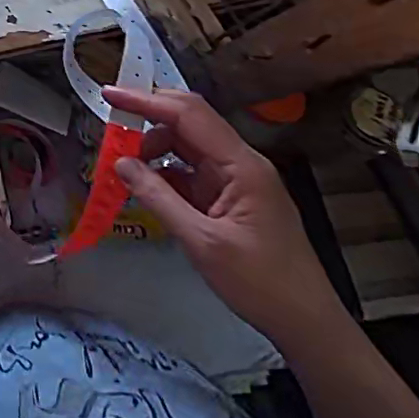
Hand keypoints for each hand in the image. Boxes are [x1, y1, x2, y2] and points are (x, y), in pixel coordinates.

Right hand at [106, 86, 347, 347]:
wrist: (308, 324)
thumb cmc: (261, 284)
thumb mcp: (203, 243)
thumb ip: (159, 198)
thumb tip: (119, 162)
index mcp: (241, 164)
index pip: (188, 114)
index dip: (146, 100)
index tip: (110, 93)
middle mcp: (239, 161)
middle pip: (188, 121)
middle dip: (148, 118)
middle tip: (112, 129)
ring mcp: (236, 178)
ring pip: (187, 145)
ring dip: (154, 148)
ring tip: (125, 167)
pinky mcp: (231, 196)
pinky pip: (191, 170)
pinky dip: (165, 172)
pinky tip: (146, 186)